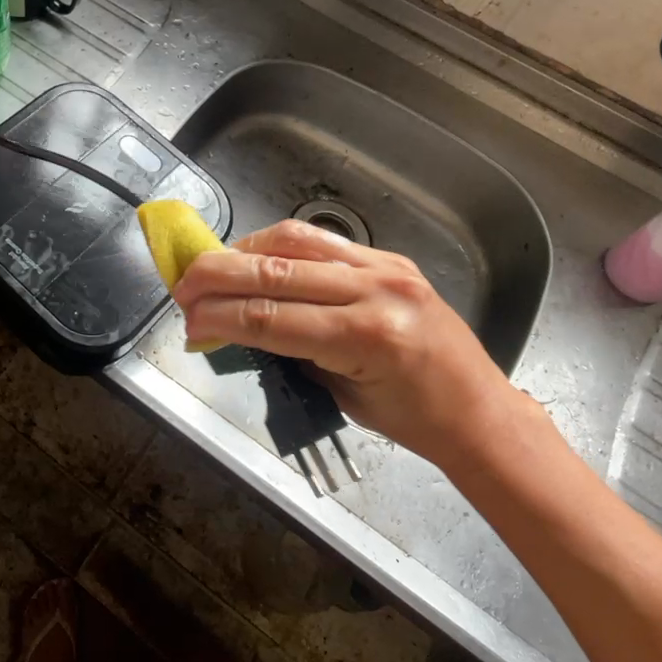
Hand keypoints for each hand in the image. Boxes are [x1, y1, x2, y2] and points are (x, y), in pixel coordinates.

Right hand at [170, 219, 527, 459]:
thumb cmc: (413, 421)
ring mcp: (385, 267)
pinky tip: (256, 259)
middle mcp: (375, 291)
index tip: (188, 323)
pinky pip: (322, 241)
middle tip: (182, 287)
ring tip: (213, 268)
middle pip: (274, 271)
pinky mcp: (390, 257)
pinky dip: (279, 246)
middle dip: (217, 276)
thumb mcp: (341, 395)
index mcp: (365, 338)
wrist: (479, 410)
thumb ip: (291, 353)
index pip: (269, 317)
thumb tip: (239, 326)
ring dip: (244, 251)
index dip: (219, 318)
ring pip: (294, 241)